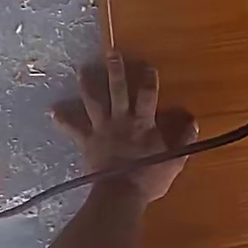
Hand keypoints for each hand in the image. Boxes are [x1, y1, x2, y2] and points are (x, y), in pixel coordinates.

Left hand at [51, 52, 197, 203]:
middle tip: (112, 53)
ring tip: (82, 69)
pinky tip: (53, 109)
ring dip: (88, 85)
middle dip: (115, 71)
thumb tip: (193, 121)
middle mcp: (121, 120)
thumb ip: (185, 139)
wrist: (121, 194)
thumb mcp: (175, 159)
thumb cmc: (149, 177)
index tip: (148, 66)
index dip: (148, 79)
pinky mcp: (87, 142)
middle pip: (117, 91)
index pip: (148, 95)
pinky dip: (63, 119)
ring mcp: (101, 130)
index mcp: (143, 123)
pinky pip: (73, 128)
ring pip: (94, 102)